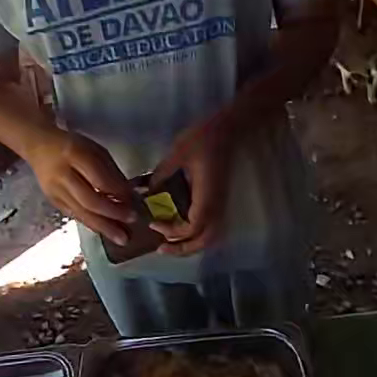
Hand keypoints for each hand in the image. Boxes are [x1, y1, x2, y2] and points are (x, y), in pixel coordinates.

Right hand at [27, 130, 136, 244]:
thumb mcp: (95, 150)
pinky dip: (92, 223)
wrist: (39, 147)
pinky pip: (75, 216)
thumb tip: (129, 194)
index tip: (135, 200)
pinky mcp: (53, 202)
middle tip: (132, 220)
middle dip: (113, 213)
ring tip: (122, 238)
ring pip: (82, 213)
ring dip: (104, 227)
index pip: (100, 179)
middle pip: (90, 200)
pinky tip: (105, 230)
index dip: (119, 192)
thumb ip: (111, 171)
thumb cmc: (73, 146)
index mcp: (75, 155)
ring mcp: (55, 191)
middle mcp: (63, 175)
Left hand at [149, 119, 231, 256]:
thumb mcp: (178, 153)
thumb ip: (161, 173)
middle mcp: (217, 205)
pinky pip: (212, 225)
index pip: (192, 228)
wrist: (229, 128)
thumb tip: (146, 191)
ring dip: (192, 243)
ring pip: (212, 236)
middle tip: (162, 248)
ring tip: (172, 242)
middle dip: (183, 248)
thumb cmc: (205, 138)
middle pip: (205, 240)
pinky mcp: (221, 198)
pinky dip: (198, 233)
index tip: (154, 224)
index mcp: (207, 197)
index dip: (172, 232)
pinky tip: (183, 226)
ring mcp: (221, 203)